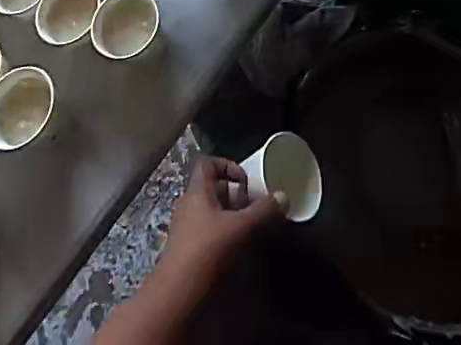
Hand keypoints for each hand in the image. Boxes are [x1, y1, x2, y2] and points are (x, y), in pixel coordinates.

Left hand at [161, 157, 285, 281]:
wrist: (178, 296)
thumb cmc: (208, 250)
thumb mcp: (241, 227)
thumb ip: (263, 211)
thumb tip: (283, 197)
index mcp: (196, 191)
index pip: (207, 164)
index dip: (227, 165)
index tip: (246, 180)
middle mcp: (187, 205)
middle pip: (212, 189)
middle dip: (235, 195)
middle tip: (254, 206)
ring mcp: (185, 230)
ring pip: (211, 213)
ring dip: (231, 217)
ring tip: (250, 229)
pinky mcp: (187, 252)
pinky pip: (207, 233)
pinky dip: (223, 235)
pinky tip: (237, 251)